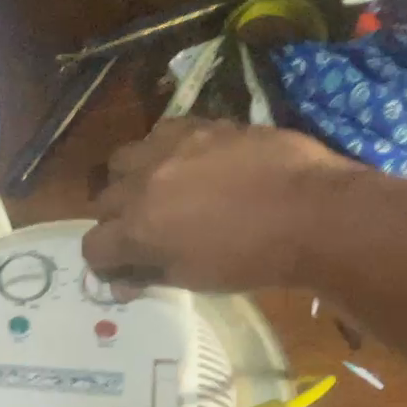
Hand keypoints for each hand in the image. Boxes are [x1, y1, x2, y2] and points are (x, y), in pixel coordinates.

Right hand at [81, 117, 368, 291]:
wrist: (313, 214)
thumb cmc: (252, 260)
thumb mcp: (194, 278)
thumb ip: (150, 274)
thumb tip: (122, 281)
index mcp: (138, 228)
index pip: (93, 246)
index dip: (104, 261)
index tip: (123, 268)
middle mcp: (142, 183)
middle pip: (103, 201)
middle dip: (116, 220)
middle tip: (144, 233)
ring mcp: (170, 148)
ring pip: (124, 159)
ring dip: (131, 179)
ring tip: (159, 191)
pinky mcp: (201, 125)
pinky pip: (162, 133)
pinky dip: (164, 151)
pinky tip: (188, 163)